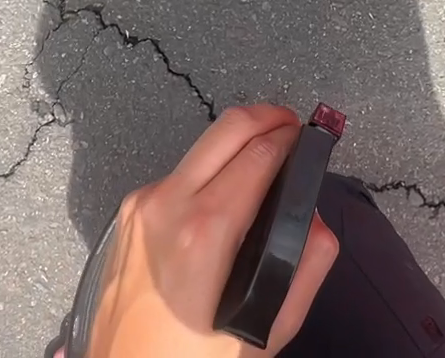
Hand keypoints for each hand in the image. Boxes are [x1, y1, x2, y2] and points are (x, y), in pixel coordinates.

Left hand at [86, 105, 339, 357]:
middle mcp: (168, 204)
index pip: (260, 153)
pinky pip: (181, 172)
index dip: (291, 137)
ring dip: (239, 138)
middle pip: (229, 126)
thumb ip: (307, 266)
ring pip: (203, 144)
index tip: (309, 137)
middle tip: (293, 127)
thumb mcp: (269, 328)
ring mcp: (143, 202)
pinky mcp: (130, 209)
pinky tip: (226, 189)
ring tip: (267, 153)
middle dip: (268, 116)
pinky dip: (211, 168)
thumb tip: (314, 215)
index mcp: (204, 231)